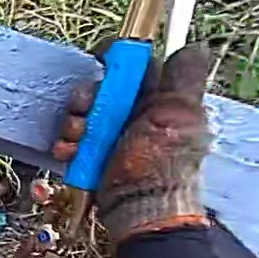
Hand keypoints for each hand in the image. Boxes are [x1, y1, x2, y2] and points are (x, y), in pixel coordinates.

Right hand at [54, 43, 213, 243]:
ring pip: (81, 114)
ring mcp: (113, 136)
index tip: (99, 57)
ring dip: (73, 123)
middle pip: (100, 88)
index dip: (115, 58)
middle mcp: (136, 114)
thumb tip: (191, 46)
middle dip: (86, 98)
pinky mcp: (93, 155)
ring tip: (77, 139)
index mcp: (159, 100)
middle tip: (84, 111)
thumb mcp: (179, 116)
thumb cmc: (162, 165)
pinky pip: (72, 140)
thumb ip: (183, 79)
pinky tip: (69, 153)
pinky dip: (67, 145)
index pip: (134, 66)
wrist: (140, 211)